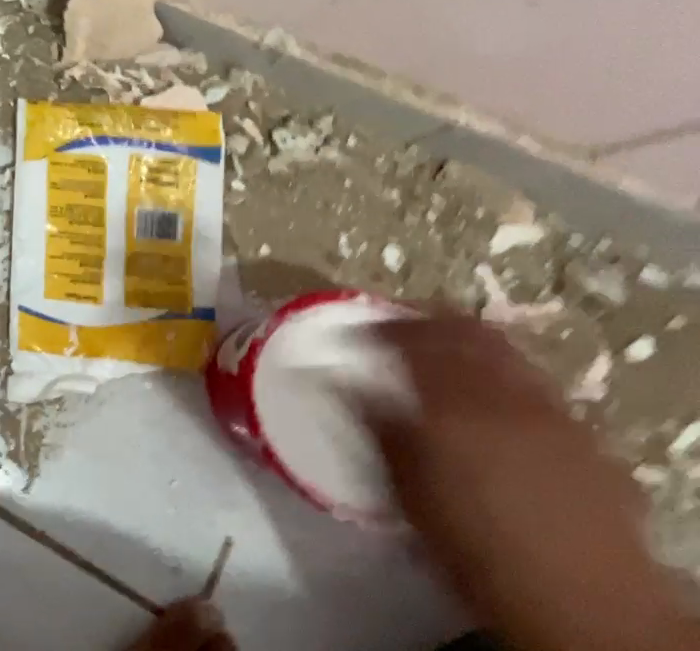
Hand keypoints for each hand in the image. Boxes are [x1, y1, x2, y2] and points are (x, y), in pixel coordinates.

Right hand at [367, 317, 688, 650]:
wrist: (578, 599)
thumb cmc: (469, 544)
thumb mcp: (402, 485)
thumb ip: (373, 424)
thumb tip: (336, 380)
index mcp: (451, 400)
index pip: (411, 337)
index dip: (379, 325)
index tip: (354, 329)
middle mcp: (505, 394)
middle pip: (468, 331)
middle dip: (429, 322)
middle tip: (397, 327)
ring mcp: (554, 414)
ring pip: (508, 354)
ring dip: (470, 345)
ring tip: (442, 356)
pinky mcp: (586, 439)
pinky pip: (536, 388)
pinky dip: (505, 379)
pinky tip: (493, 402)